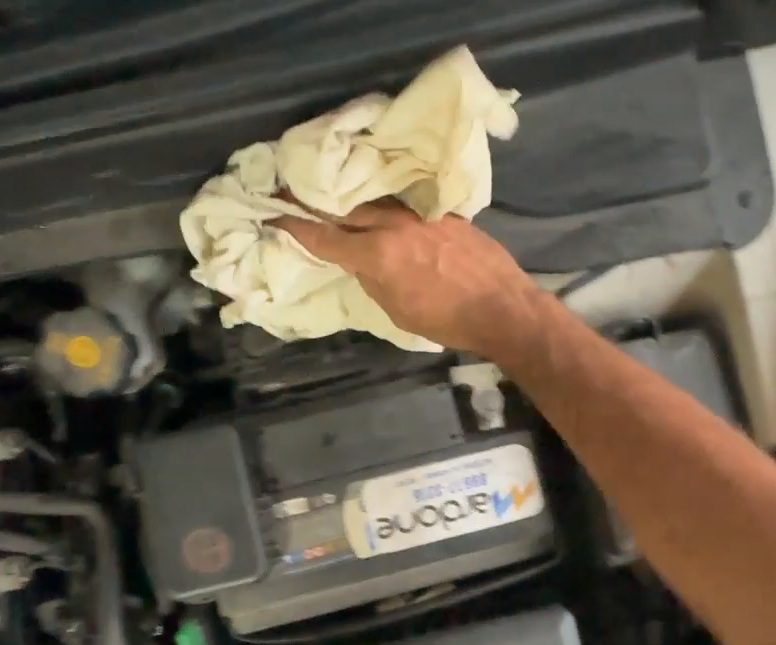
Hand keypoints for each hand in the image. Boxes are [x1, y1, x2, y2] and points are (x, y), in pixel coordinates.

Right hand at [274, 200, 548, 355]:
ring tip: (333, 197)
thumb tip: (360, 262)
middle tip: (290, 192)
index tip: (273, 215)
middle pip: (344, 208)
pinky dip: (386, 205)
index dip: (295, 227)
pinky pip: (404, 204)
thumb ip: (373, 280)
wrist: (503, 307)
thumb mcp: (398, 310)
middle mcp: (393, 225)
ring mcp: (419, 214)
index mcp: (376, 254)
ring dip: (351, 200)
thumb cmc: (449, 321)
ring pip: (374, 201)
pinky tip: (381, 207)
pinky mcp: (442, 212)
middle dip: (315, 203)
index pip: (325, 237)